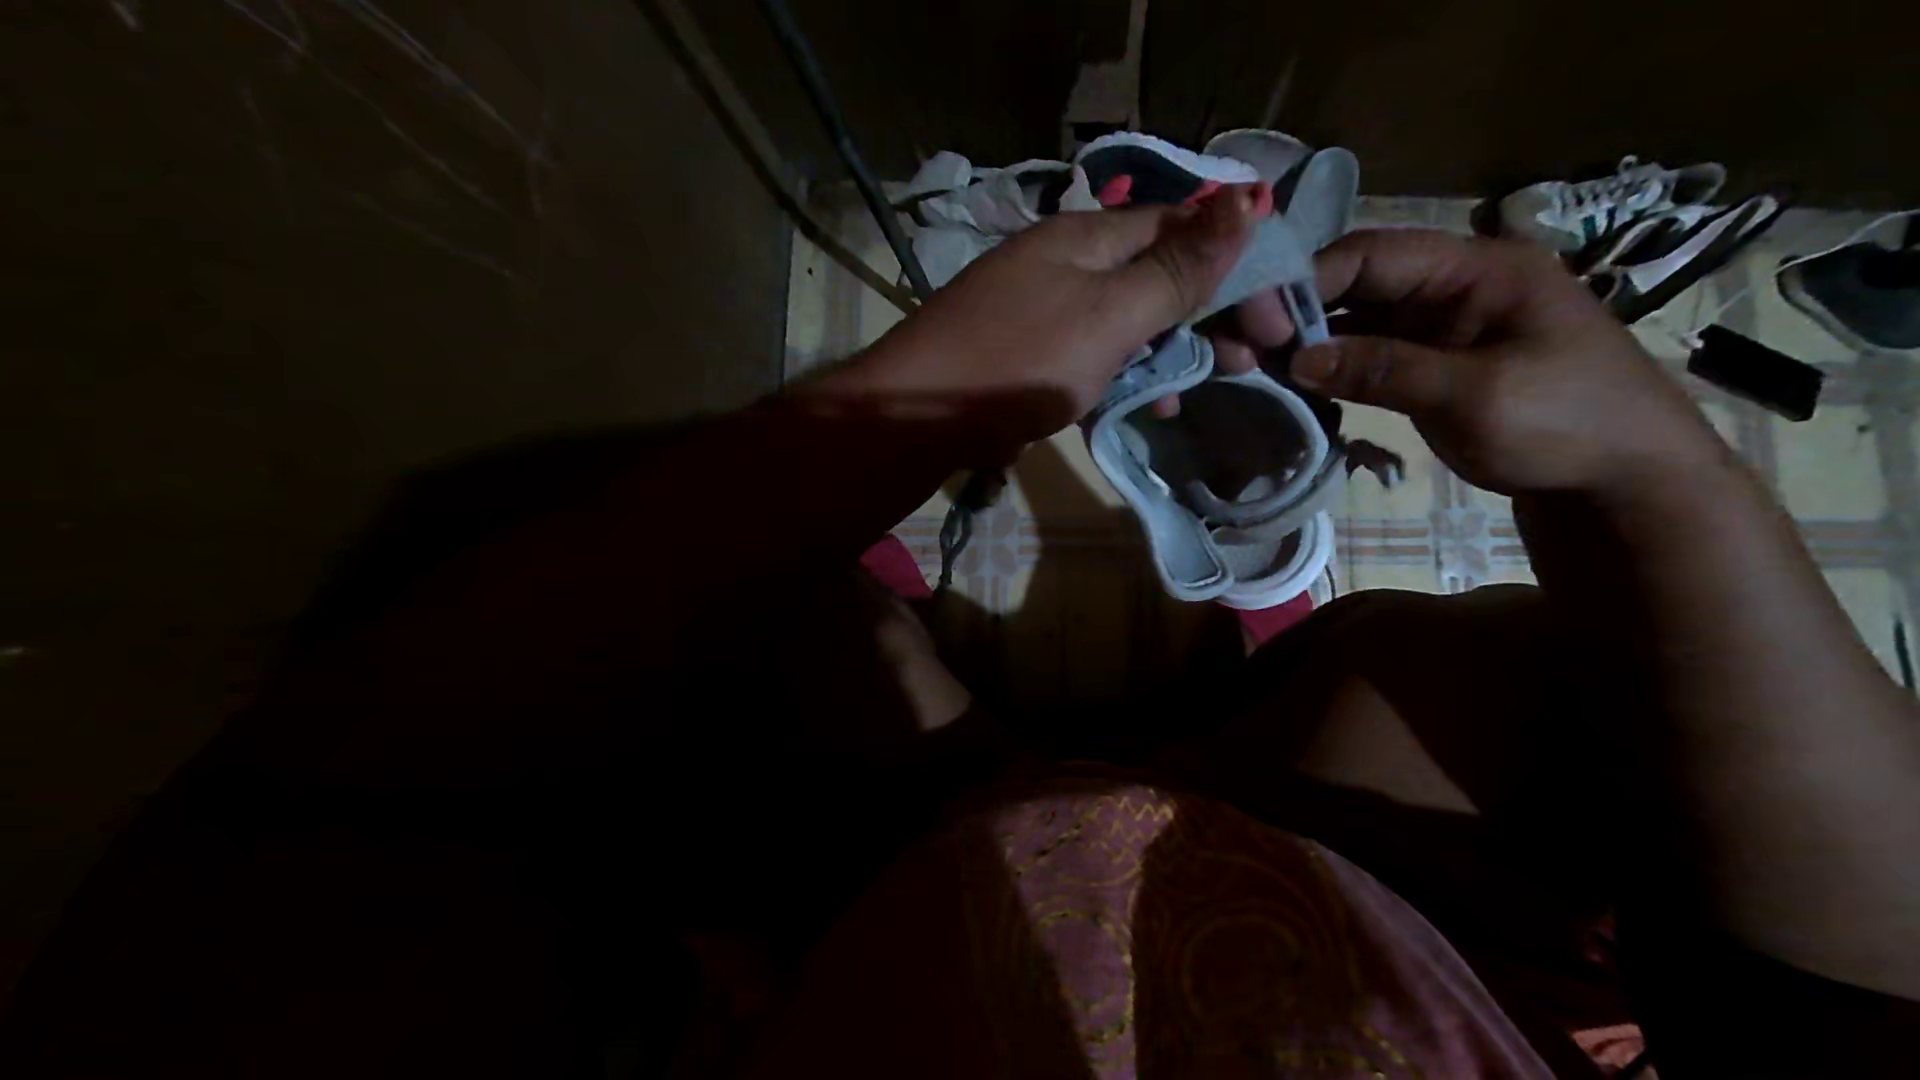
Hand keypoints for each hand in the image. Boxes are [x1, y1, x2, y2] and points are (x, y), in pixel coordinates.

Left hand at [813, 183, 1269, 445]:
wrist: (917, 415)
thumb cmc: (1020, 361)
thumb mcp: (1109, 314)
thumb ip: (1175, 268)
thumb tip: (1244, 199)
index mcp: (1086, 237)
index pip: (1180, 228)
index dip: (1236, 264)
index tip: (1276, 315)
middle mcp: (1064, 264)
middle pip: (1154, 274)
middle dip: (1207, 312)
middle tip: (1253, 356)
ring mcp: (1041, 311)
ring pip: (1125, 320)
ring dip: (1171, 348)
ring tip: (1210, 382)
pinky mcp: (1026, 356)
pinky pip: (1090, 357)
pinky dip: (1124, 375)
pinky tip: (1147, 405)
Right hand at [1207, 229, 1729, 499]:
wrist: (1621, 480)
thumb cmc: (1567, 425)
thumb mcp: (1474, 395)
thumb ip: (1384, 369)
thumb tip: (1294, 358)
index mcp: (1478, 269)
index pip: (1372, 254)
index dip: (1309, 281)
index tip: (1256, 323)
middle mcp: (1450, 287)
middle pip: (1354, 283)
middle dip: (1296, 310)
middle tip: (1242, 347)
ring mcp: (1436, 327)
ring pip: (1351, 320)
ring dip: (1305, 340)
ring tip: (1253, 366)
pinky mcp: (1425, 363)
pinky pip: (1362, 353)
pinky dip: (1325, 366)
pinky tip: (1290, 383)